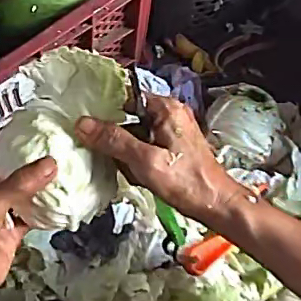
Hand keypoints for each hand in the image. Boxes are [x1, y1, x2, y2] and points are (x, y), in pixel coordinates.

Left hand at [0, 138, 56, 298]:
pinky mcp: (14, 228)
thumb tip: (50, 163)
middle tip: (57, 143)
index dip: (6, 133)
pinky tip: (63, 200)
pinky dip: (46, 208)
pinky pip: (33, 214)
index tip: (30, 122)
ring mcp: (3, 209)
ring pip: (25, 190)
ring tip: (66, 166)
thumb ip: (21, 182)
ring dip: (42, 182)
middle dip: (31, 156)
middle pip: (12, 166)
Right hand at [76, 92, 256, 229]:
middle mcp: (170, 112)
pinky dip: (134, 156)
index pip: (125, 94)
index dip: (103, 107)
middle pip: (127, 113)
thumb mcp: (145, 161)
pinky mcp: (172, 145)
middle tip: (107, 153)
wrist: (218, 206)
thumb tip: (81, 124)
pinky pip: (142, 143)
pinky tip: (135, 172)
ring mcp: (172, 129)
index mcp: (166, 108)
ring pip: (133, 131)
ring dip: (124, 149)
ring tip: (126, 167)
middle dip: (114, 134)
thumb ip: (113, 140)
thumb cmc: (186, 182)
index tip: (85, 121)